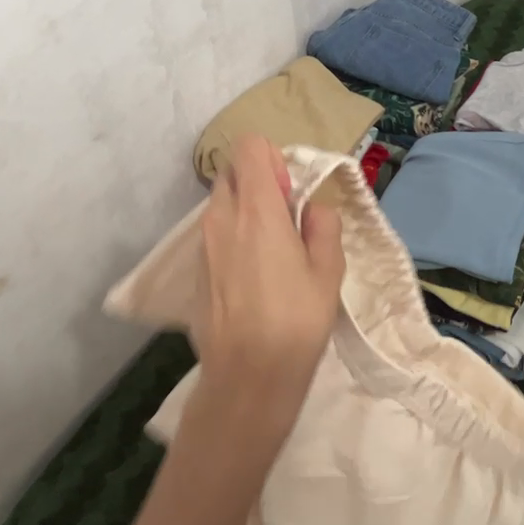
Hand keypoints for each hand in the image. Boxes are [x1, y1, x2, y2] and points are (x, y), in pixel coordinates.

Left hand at [194, 133, 345, 407]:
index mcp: (255, 208)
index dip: (273, 158)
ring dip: (246, 212)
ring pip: (221, 203)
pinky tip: (253, 278)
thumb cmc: (295, 321)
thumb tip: (311, 208)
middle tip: (286, 221)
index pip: (249, 146)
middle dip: (259, 183)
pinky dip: (233, 238)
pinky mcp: (195, 268)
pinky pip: (214, 233)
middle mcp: (221, 216)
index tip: (290, 192)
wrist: (247, 378)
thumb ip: (323, 225)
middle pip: (233, 172)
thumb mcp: (328, 271)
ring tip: (272, 254)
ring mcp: (203, 243)